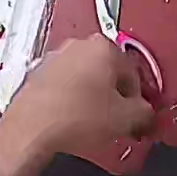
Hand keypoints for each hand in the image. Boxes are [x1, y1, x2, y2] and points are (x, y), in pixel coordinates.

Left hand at [0, 36, 155, 157]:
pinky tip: (71, 121)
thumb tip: (145, 114)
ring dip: (92, 98)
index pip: (133, 74)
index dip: (138, 101)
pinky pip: (63, 86)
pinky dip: (70, 100)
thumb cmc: (79, 117)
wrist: (30, 130)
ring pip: (85, 78)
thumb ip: (146, 112)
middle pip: (108, 73)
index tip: (135, 118)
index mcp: (104, 47)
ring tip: (92, 124)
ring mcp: (55, 58)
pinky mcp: (36, 74)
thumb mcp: (126, 118)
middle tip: (116, 122)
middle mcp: (79, 45)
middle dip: (114, 97)